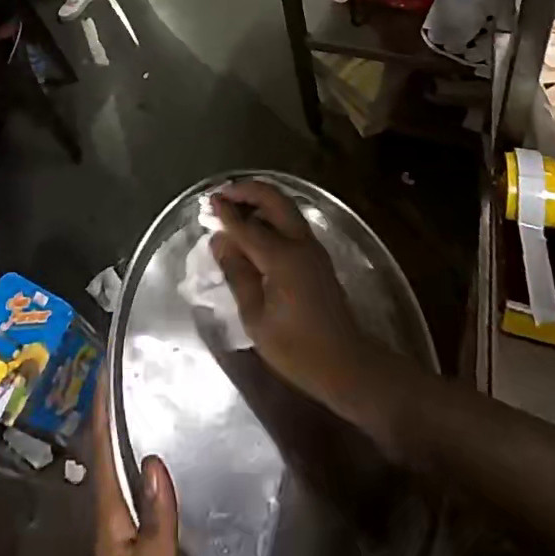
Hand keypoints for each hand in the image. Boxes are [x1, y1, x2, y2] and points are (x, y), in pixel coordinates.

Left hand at [93, 384, 178, 555]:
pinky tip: (186, 466)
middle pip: (117, 461)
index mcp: (110, 522)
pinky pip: (159, 499)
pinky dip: (169, 473)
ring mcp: (134, 537)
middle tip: (137, 377)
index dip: (101, 412)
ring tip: (160, 406)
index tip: (104, 372)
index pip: (102, 455)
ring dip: (145, 443)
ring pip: (138, 478)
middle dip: (122, 420)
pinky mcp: (153, 550)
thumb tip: (153, 460)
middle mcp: (118, 524)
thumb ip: (154, 526)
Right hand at [210, 181, 389, 412]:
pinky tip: (255, 227)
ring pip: (286, 207)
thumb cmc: (297, 348)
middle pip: (274, 200)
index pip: (247, 226)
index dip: (225, 213)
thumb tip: (221, 241)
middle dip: (247, 190)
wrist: (346, 364)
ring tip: (235, 204)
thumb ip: (237, 274)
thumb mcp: (255, 317)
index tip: (207, 202)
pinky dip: (271, 214)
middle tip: (222, 194)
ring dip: (261, 199)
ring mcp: (313, 248)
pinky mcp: (317, 257)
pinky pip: (292, 222)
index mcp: (282, 258)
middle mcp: (300, 244)